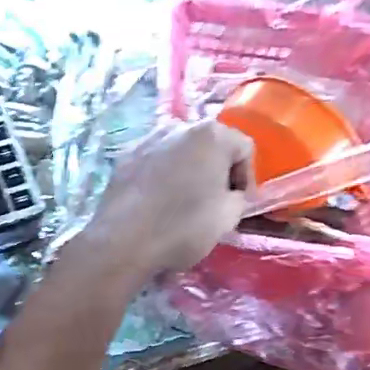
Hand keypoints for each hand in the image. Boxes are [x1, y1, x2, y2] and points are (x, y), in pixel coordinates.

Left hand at [77, 121, 253, 277]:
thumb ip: (238, 198)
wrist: (122, 243)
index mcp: (211, 134)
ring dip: (185, 171)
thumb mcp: (227, 218)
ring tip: (181, 202)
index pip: (244, 149)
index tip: (241, 204)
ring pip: (177, 152)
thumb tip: (229, 195)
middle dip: (215, 171)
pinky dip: (159, 178)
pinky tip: (155, 203)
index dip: (248, 178)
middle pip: (208, 146)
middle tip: (214, 202)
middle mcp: (177, 126)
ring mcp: (145, 140)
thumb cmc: (183, 228)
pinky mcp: (122, 159)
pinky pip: (151, 164)